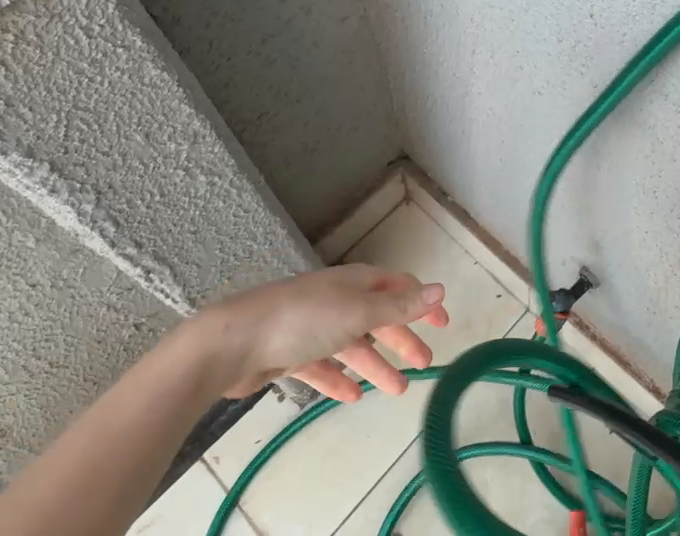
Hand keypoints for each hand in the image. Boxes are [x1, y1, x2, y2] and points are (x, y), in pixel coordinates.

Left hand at [187, 263, 450, 401]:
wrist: (236, 341)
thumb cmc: (304, 319)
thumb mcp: (359, 312)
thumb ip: (399, 305)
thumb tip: (440, 289)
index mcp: (355, 283)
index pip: (398, 287)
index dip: (421, 303)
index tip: (443, 322)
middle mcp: (337, 299)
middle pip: (378, 317)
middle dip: (402, 337)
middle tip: (426, 362)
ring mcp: (312, 325)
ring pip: (353, 345)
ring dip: (376, 365)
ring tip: (398, 389)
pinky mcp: (290, 352)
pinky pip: (323, 365)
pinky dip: (339, 379)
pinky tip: (351, 397)